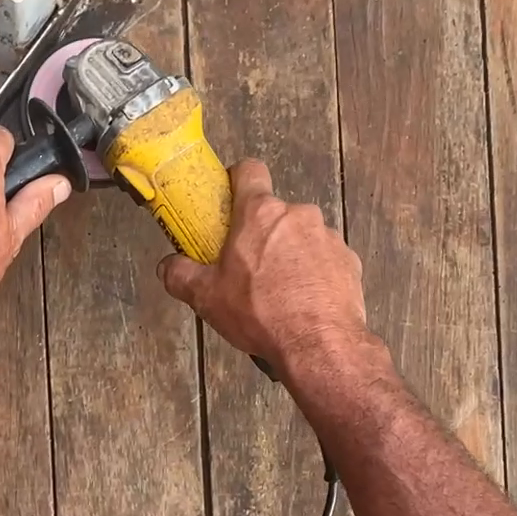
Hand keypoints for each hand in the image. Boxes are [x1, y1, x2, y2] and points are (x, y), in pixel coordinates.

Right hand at [158, 161, 377, 376]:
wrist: (317, 344)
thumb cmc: (260, 313)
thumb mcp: (206, 298)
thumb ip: (180, 276)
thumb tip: (167, 267)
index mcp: (259, 215)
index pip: (249, 171)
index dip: (236, 180)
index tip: (228, 201)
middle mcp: (298, 215)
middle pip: (273, 214)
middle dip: (259, 236)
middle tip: (244, 270)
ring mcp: (327, 237)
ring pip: (299, 238)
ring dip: (287, 257)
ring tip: (274, 295)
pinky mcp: (348, 261)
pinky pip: (323, 261)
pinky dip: (311, 276)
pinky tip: (300, 305)